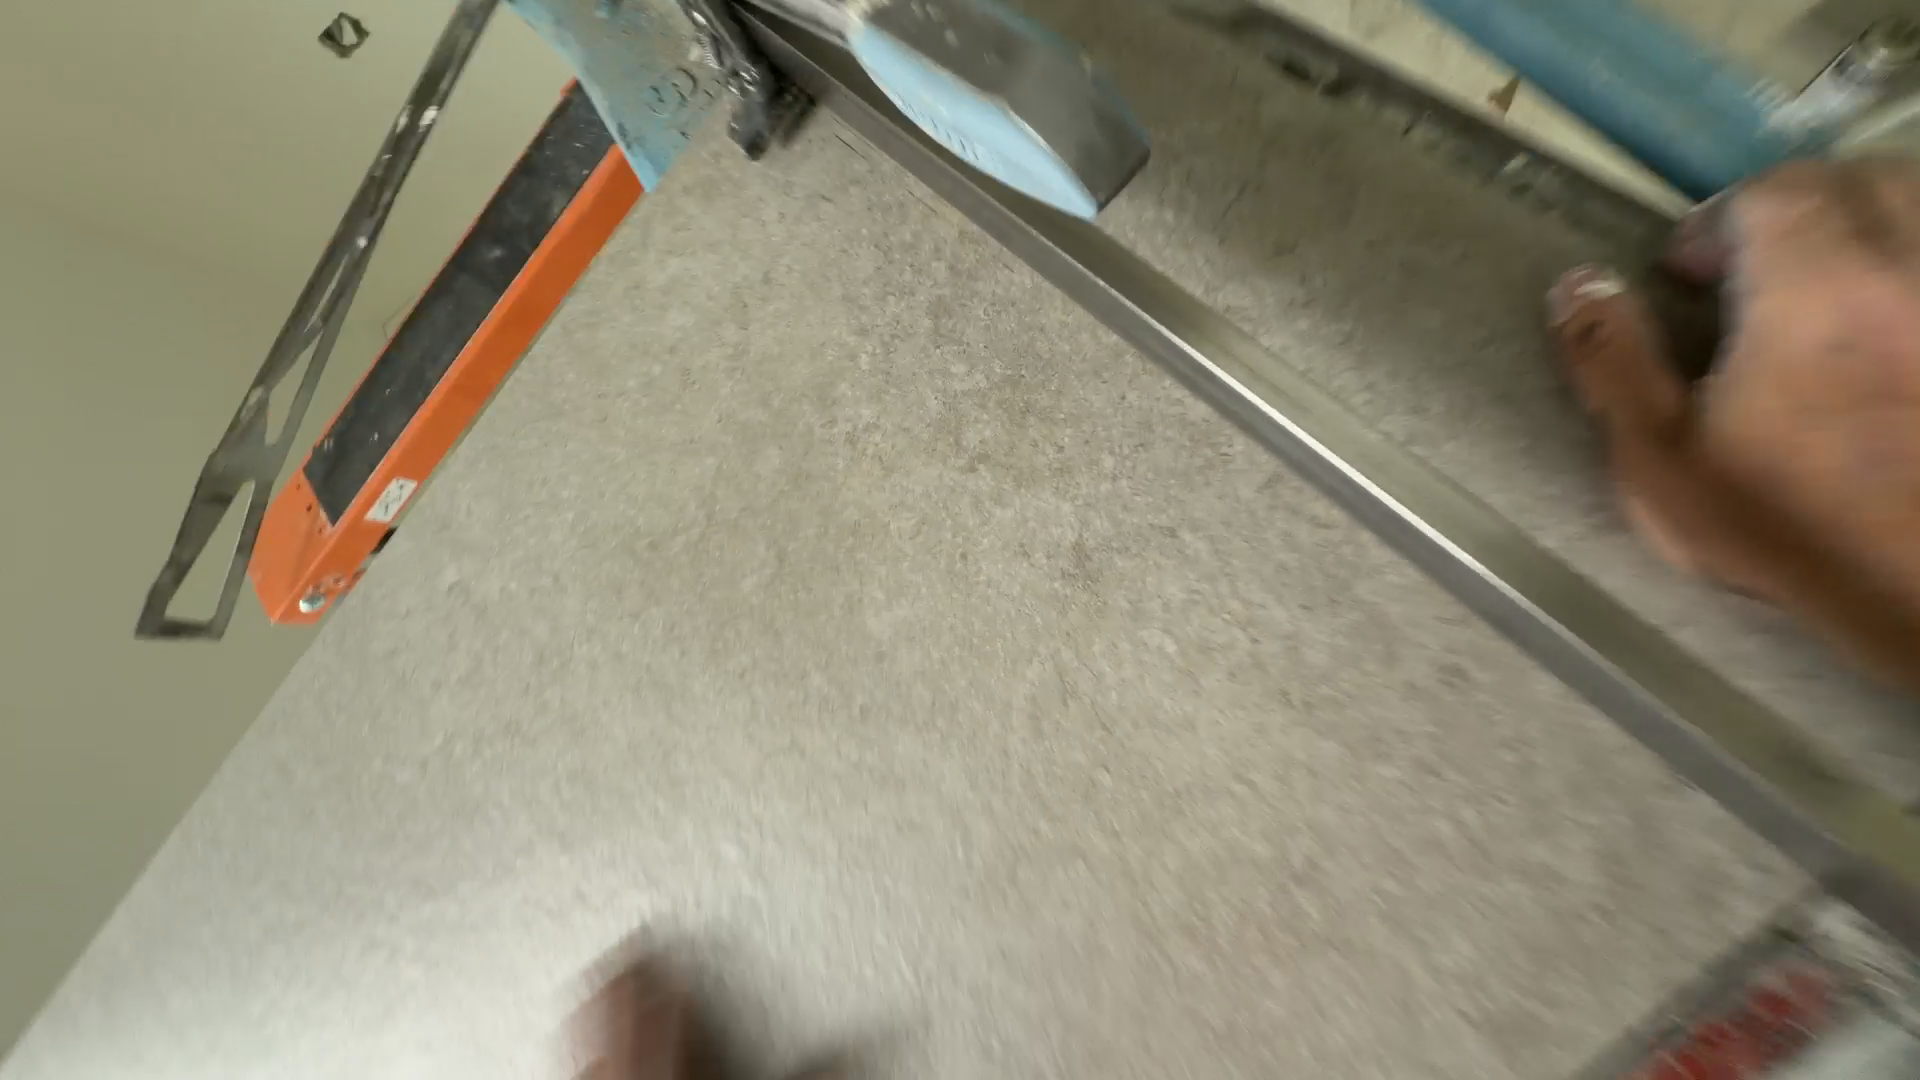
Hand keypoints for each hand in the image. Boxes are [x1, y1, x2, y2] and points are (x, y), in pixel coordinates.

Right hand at [1546, 159, 1919, 689]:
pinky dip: (1901, 263)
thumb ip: (1611, 360)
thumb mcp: (1656, 453)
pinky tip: (1876, 318)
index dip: (1716, 220)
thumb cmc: (1775, 523)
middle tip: (1747, 277)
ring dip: (1861, 226)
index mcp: (1821, 298)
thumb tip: (1577, 282)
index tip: (1684, 276)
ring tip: (1815, 292)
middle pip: (1866, 180)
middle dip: (1793, 211)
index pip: (1777, 193)